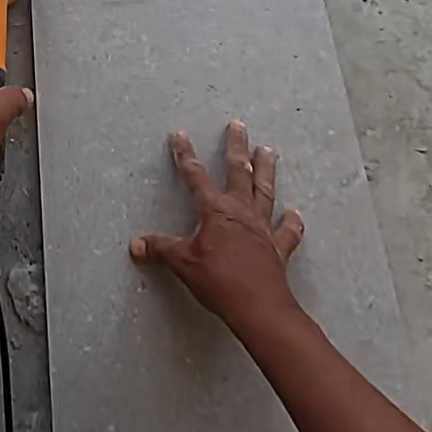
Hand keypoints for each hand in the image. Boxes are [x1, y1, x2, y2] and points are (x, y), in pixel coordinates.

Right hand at [129, 120, 305, 328]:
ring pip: (265, 190)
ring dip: (266, 169)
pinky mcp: (277, 247)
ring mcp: (262, 227)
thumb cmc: (219, 282)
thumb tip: (136, 244)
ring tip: (268, 150)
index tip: (179, 135)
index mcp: (216, 210)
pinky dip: (292, 222)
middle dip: (235, 146)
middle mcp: (241, 211)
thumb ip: (160, 250)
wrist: (258, 307)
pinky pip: (287, 231)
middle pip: (238, 171)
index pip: (195, 176)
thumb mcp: (183, 264)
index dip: (185, 155)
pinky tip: (295, 212)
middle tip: (237, 125)